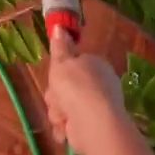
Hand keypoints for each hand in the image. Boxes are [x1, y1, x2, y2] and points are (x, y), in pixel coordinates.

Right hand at [44, 29, 136, 154]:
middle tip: (57, 97)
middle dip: (56, 95)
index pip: (73, 64)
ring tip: (62, 115)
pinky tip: (65, 128)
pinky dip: (64, 127)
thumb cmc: (76, 86)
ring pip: (63, 106)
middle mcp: (98, 86)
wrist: (92, 123)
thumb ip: (60, 46)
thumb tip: (59, 27)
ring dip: (57, 112)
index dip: (60, 71)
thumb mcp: (62, 62)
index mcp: (95, 66)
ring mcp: (95, 108)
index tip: (55, 76)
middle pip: (65, 87)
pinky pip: (69, 124)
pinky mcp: (91, 127)